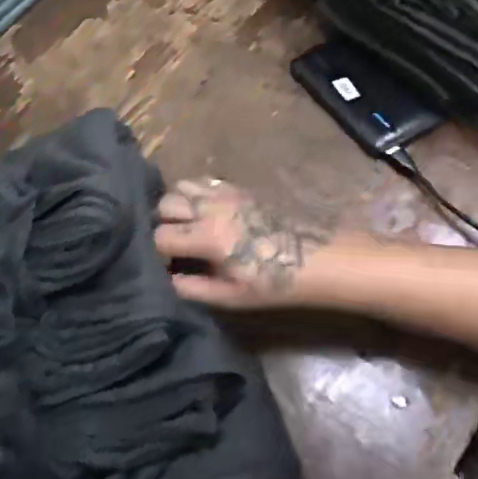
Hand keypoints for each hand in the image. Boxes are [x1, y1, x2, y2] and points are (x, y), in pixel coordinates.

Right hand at [154, 179, 321, 307]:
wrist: (320, 258)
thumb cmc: (275, 283)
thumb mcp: (232, 297)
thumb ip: (192, 288)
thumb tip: (165, 279)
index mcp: (207, 237)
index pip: (160, 236)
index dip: (157, 252)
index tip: (167, 264)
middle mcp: (209, 208)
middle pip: (164, 204)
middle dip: (163, 223)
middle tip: (175, 243)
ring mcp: (223, 193)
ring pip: (180, 186)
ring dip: (176, 204)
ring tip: (186, 223)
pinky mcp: (236, 187)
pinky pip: (202, 181)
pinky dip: (194, 193)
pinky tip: (205, 211)